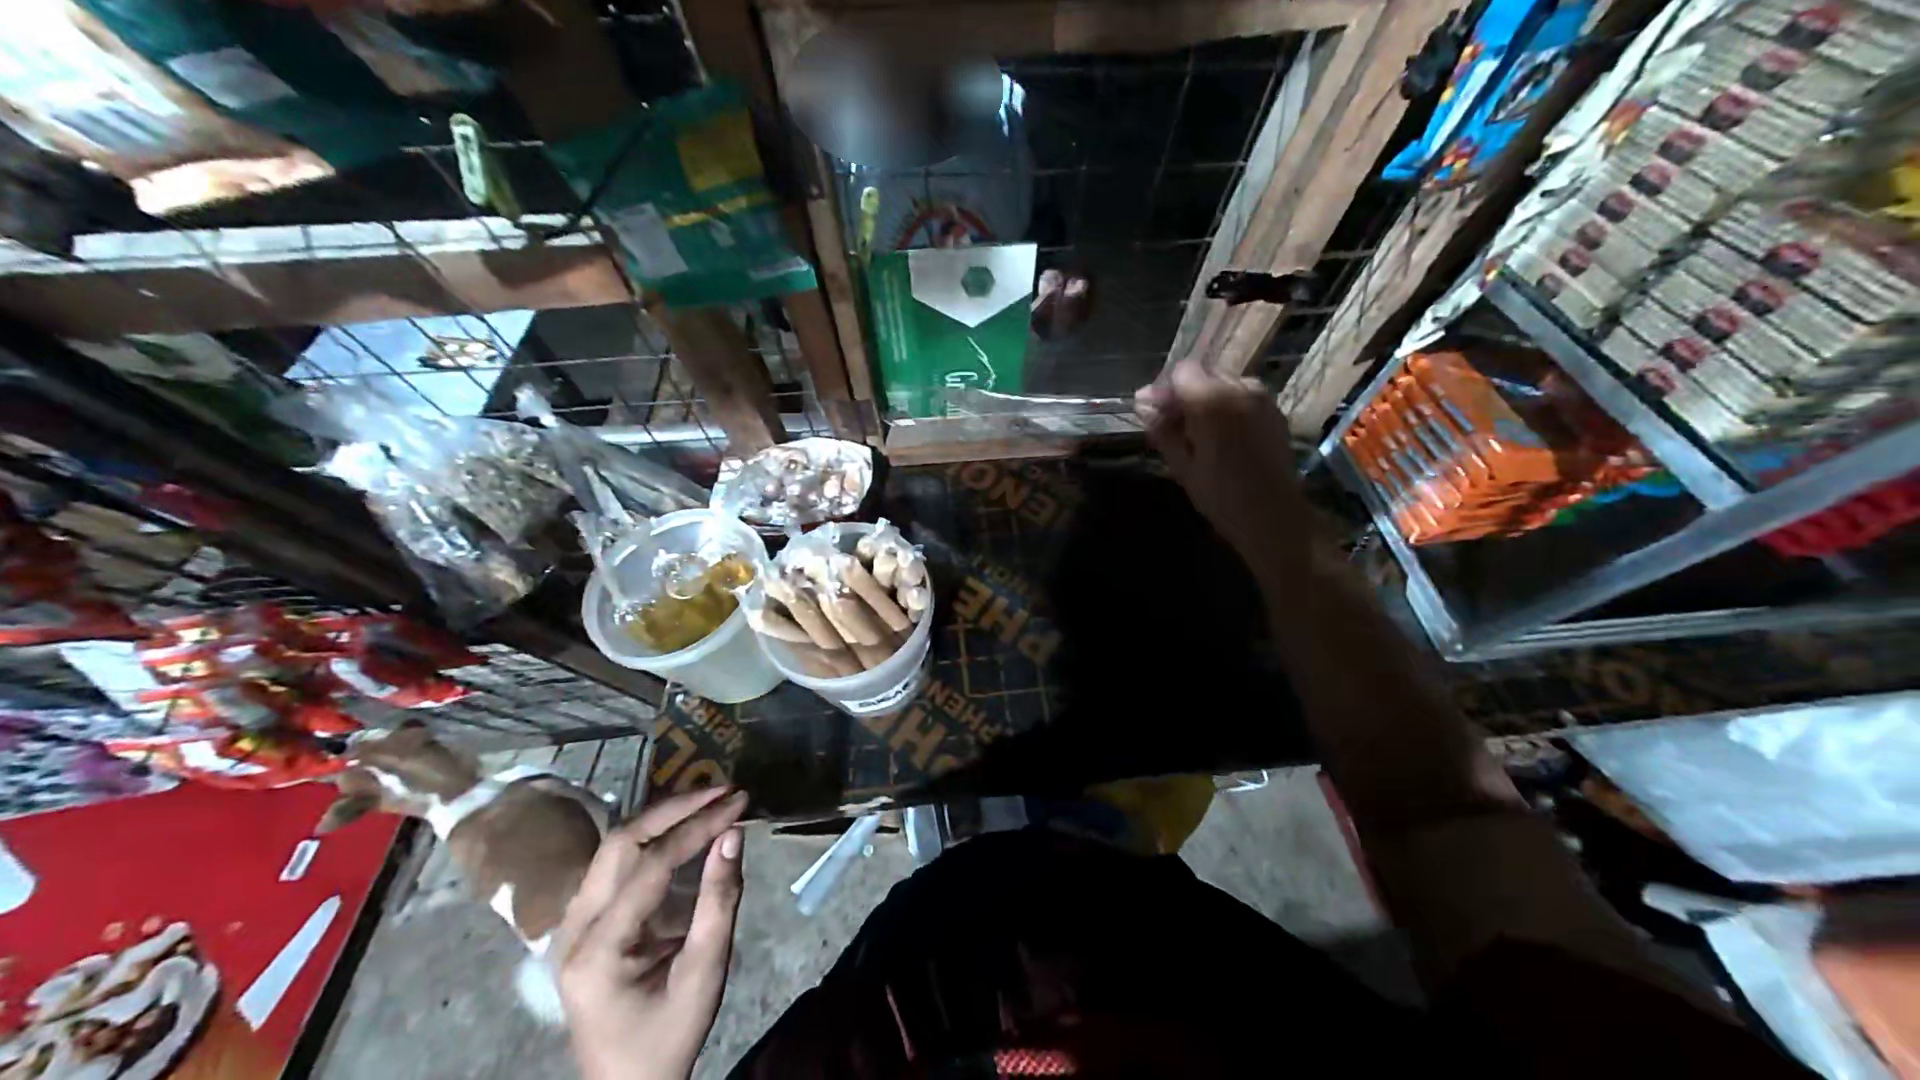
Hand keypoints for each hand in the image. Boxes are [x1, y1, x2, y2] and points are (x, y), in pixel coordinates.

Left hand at [557, 786, 748, 1079]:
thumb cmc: (668, 1035)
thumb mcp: (704, 973)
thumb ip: (719, 902)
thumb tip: (734, 835)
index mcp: (596, 949)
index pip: (651, 864)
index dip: (698, 827)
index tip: (738, 802)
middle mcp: (572, 927)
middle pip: (621, 842)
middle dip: (675, 809)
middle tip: (723, 791)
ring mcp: (572, 923)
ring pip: (615, 846)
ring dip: (663, 817)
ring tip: (709, 800)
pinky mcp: (584, 920)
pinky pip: (617, 863)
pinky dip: (654, 838)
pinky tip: (685, 827)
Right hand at [1134, 362, 1306, 558]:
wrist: (1272, 514)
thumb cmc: (1219, 494)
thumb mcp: (1181, 464)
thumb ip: (1162, 427)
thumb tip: (1143, 402)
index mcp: (1211, 400)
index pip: (1182, 371)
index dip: (1167, 390)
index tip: (1159, 415)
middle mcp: (1239, 388)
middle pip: (1205, 375)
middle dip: (1188, 395)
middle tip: (1176, 428)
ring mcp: (1262, 398)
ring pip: (1226, 385)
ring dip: (1210, 402)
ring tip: (1203, 435)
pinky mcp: (1275, 411)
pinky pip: (1245, 398)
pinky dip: (1231, 409)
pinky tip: (1226, 438)